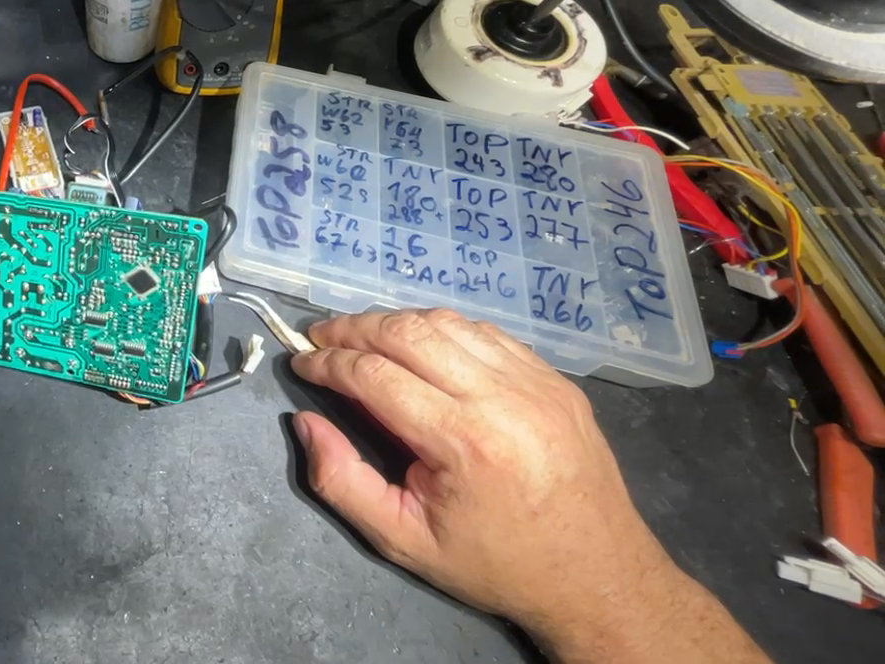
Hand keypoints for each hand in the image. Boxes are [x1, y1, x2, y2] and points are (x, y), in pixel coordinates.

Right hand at [291, 309, 678, 644]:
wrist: (603, 582)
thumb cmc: (494, 563)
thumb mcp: (401, 539)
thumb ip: (339, 480)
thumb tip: (304, 421)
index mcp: (465, 443)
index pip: (374, 374)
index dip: (327, 363)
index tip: (301, 364)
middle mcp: (503, 401)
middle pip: (406, 333)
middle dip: (351, 328)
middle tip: (321, 339)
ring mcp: (536, 384)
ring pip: (442, 321)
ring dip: (391, 322)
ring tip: (362, 338)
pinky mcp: (554, 380)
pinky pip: (481, 331)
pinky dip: (437, 329)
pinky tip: (418, 348)